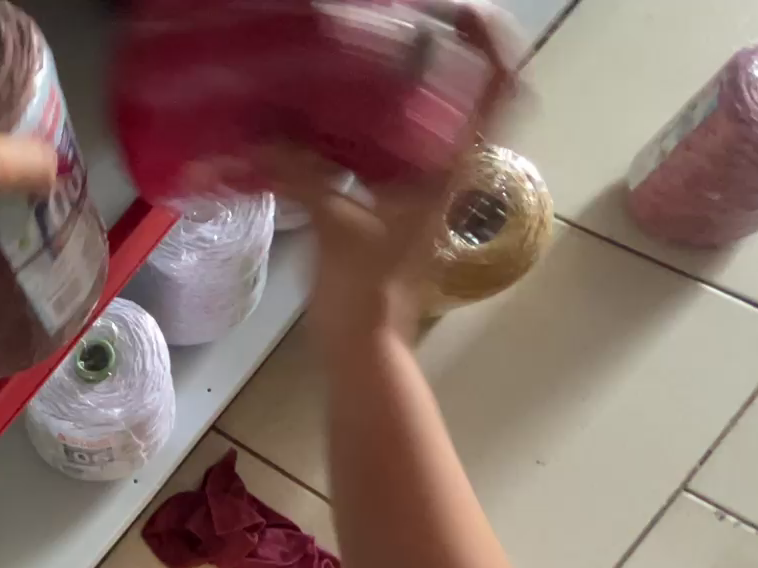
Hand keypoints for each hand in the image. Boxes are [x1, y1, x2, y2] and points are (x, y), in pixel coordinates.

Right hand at [271, 0, 517, 347]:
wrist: (362, 344)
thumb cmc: (365, 292)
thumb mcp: (336, 228)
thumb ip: (303, 177)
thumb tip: (258, 144)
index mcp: (451, 170)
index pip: (499, 89)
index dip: (489, 42)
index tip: (457, 12)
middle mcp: (446, 172)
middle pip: (462, 96)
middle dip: (436, 58)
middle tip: (396, 34)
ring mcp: (422, 191)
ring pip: (424, 124)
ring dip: (400, 93)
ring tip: (359, 68)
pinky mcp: (393, 207)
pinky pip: (389, 153)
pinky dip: (367, 131)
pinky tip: (331, 123)